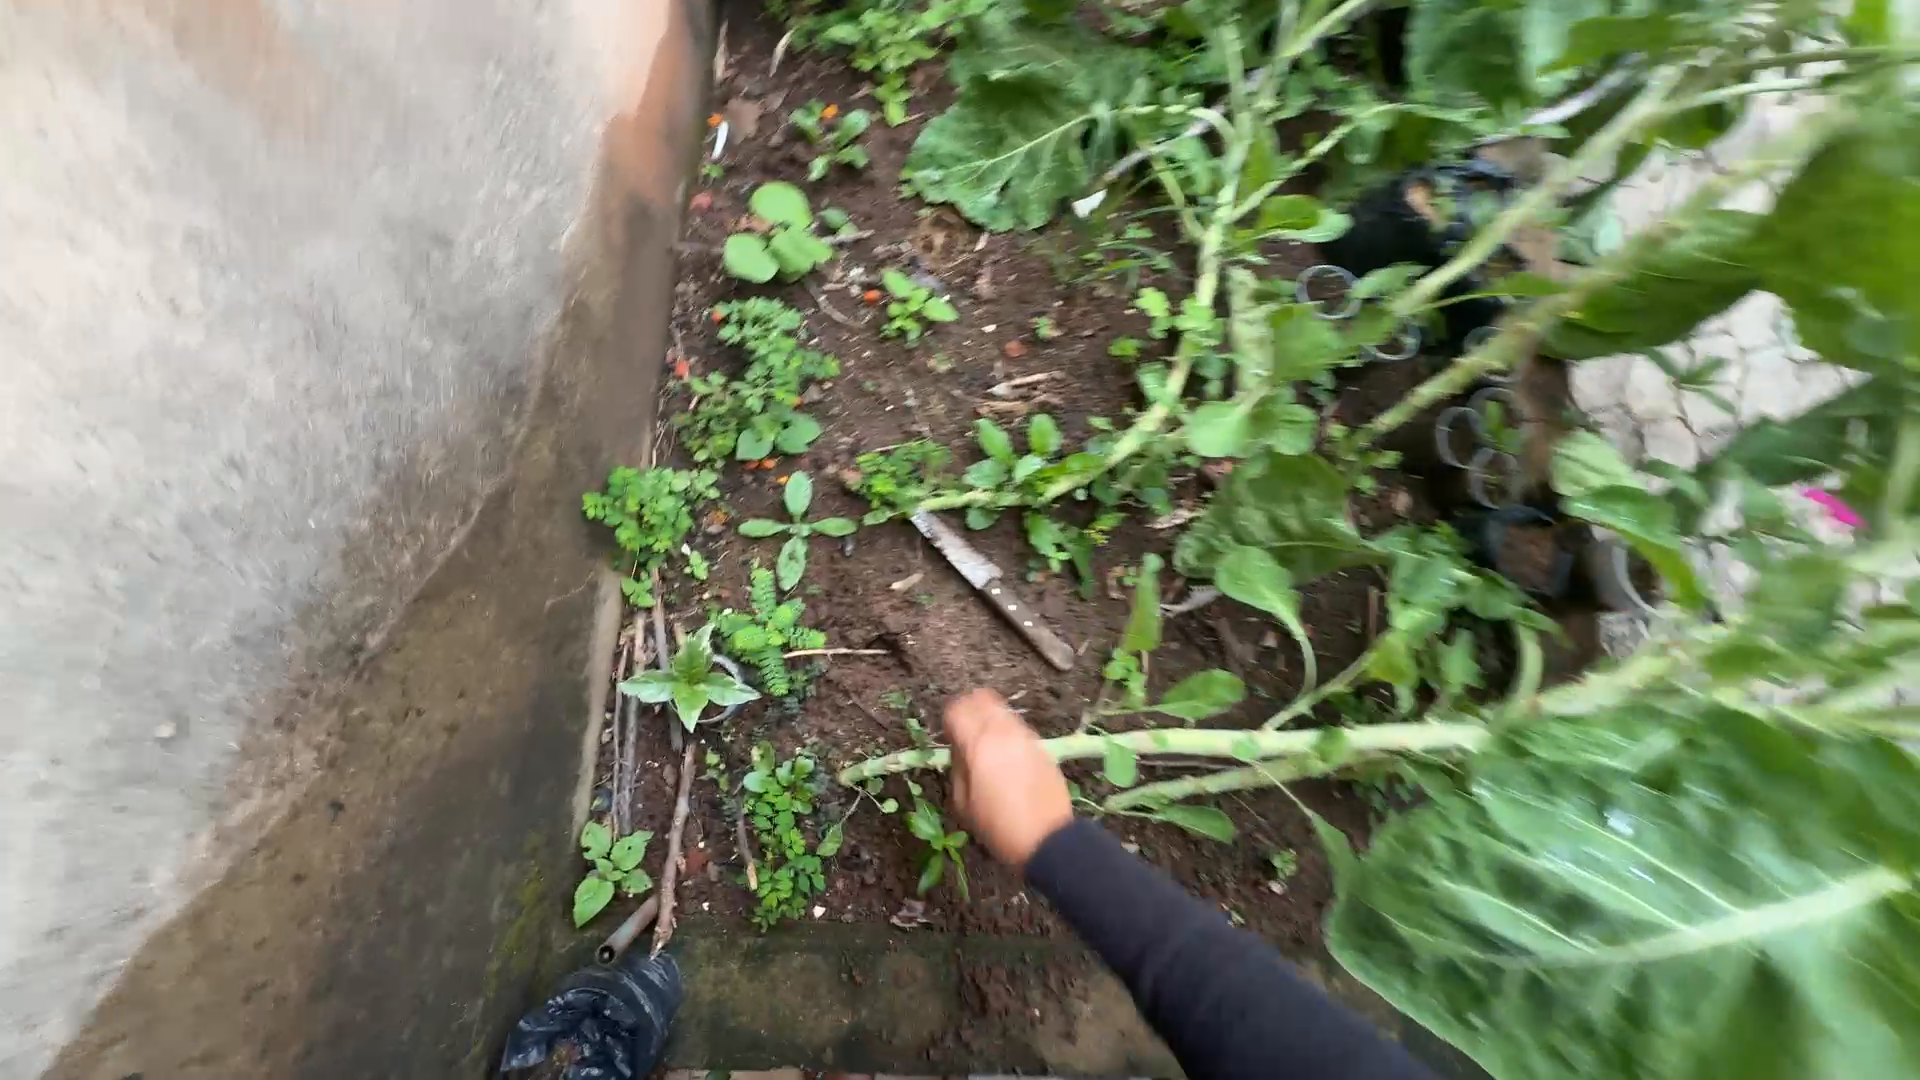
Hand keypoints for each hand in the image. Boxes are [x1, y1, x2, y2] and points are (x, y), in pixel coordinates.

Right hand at [945, 689, 1073, 869]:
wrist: (1048, 840)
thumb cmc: (998, 827)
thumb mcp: (963, 804)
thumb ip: (957, 767)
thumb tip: (959, 749)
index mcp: (978, 745)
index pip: (956, 710)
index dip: (949, 720)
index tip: (950, 736)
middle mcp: (1002, 732)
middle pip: (980, 699)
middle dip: (969, 710)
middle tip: (965, 732)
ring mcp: (1025, 736)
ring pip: (1001, 709)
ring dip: (989, 718)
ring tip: (986, 743)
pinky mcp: (1041, 745)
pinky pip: (1017, 726)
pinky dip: (1006, 730)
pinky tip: (1006, 754)